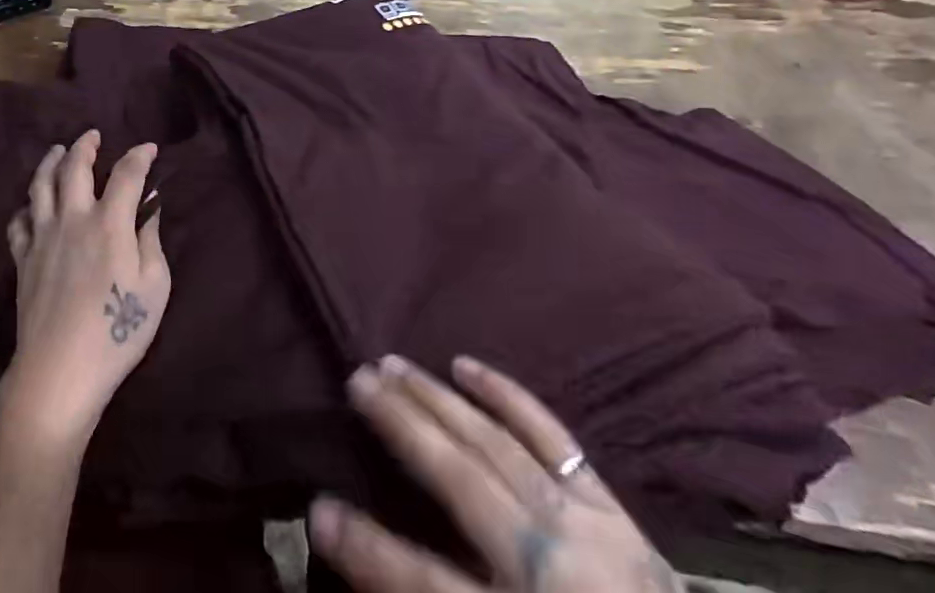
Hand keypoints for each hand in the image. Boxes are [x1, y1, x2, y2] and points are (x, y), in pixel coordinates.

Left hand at [0, 130, 168, 446]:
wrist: (60, 366)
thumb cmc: (117, 330)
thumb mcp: (154, 287)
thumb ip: (151, 241)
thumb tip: (150, 208)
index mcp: (108, 223)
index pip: (126, 175)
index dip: (139, 157)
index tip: (149, 148)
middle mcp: (71, 218)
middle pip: (74, 167)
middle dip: (85, 145)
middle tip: (93, 135)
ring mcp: (41, 236)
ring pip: (40, 185)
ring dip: (50, 162)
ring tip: (57, 150)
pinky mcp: (22, 257)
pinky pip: (19, 221)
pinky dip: (26, 206)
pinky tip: (30, 205)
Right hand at [310, 356, 681, 592]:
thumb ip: (425, 591)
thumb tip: (352, 545)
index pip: (425, 580)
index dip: (367, 545)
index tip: (319, 509)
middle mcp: (555, 564)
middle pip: (460, 480)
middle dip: (401, 426)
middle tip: (355, 379)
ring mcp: (590, 529)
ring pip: (497, 446)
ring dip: (438, 399)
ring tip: (392, 364)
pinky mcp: (615, 511)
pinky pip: (555, 440)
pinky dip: (508, 399)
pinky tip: (466, 366)